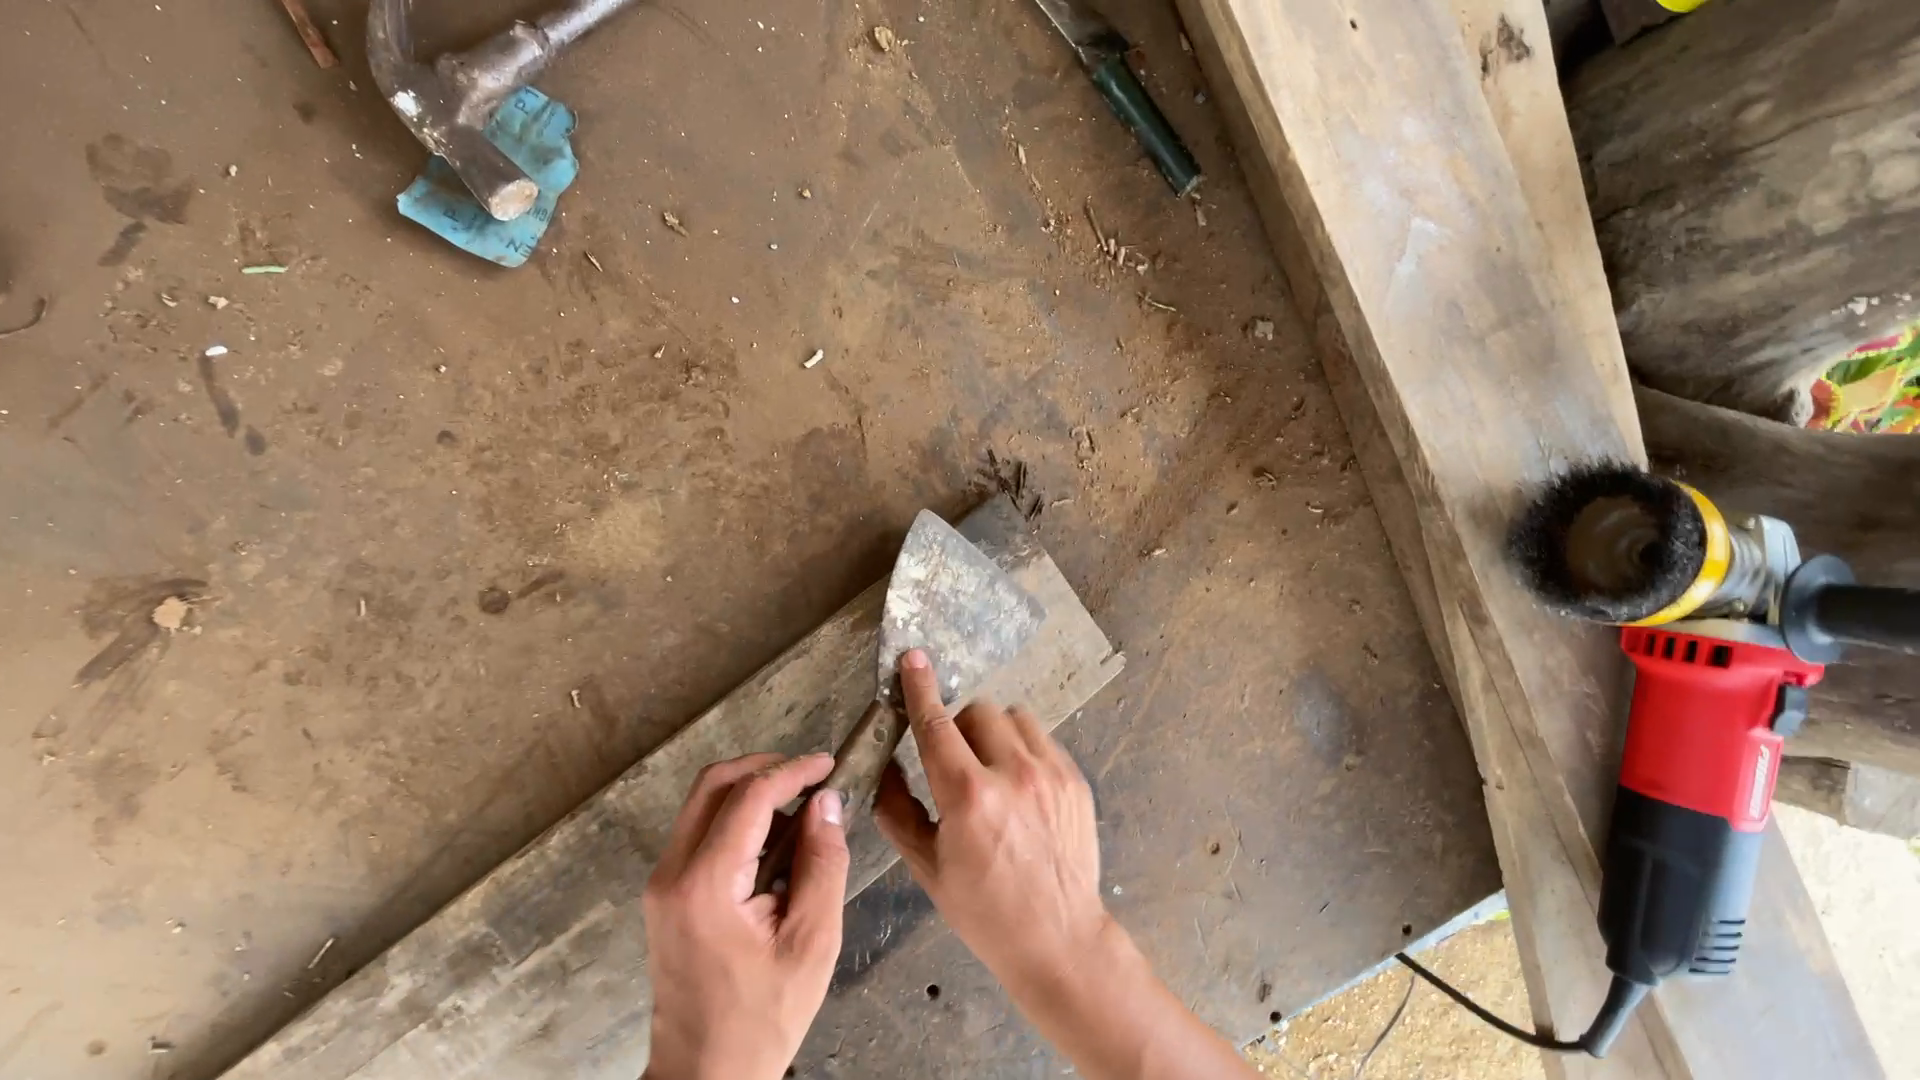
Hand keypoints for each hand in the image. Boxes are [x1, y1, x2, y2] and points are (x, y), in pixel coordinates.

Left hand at [642, 753, 848, 1079]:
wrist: (704, 1076)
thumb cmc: (763, 1018)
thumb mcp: (811, 943)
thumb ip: (822, 865)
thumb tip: (827, 802)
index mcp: (705, 885)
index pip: (749, 797)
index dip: (793, 771)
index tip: (829, 765)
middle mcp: (671, 873)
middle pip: (712, 784)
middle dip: (765, 768)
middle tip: (811, 777)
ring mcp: (662, 883)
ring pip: (702, 803)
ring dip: (750, 791)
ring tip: (800, 808)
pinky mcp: (665, 894)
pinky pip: (699, 831)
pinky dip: (737, 818)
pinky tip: (774, 839)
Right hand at [874, 649, 1112, 992]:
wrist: (1058, 938)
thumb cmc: (984, 911)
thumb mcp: (927, 866)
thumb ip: (897, 810)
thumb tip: (882, 767)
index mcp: (969, 797)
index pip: (936, 725)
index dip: (920, 688)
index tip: (913, 659)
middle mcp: (1013, 775)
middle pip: (978, 711)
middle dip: (959, 726)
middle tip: (956, 760)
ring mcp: (1051, 775)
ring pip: (1014, 717)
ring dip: (994, 733)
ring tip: (992, 770)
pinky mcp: (1075, 780)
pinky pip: (1042, 739)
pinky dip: (1023, 749)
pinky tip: (1020, 786)